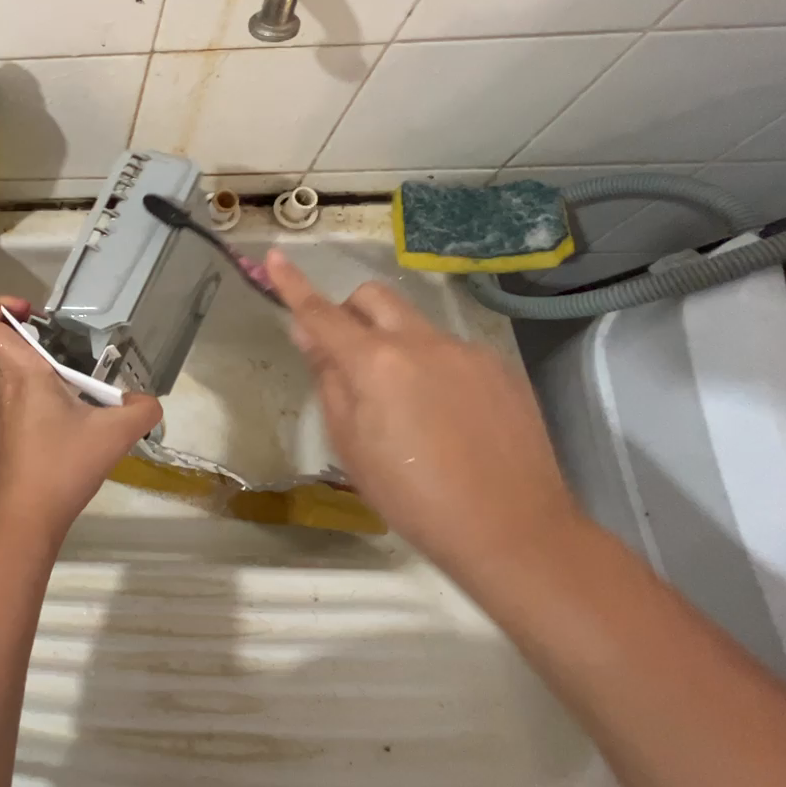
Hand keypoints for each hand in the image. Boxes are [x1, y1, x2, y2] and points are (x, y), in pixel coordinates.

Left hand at [0, 297, 162, 545]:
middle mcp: (3, 385)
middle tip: (66, 342)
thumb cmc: (61, 466)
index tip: (33, 313)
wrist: (25, 517)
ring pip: (11, 371)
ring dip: (39, 365)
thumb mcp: (114, 435)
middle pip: (0, 343)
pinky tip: (74, 414)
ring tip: (79, 378)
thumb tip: (148, 402)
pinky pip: (18, 396)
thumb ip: (140, 411)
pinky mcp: (5, 432)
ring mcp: (0, 410)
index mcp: (21, 373)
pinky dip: (40, 393)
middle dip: (30, 333)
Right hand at [264, 251, 583, 569]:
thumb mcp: (349, 443)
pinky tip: (444, 416)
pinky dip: (431, 367)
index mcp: (376, 364)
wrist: (513, 530)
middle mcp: (422, 344)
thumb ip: (328, 380)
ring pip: (414, 325)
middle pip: (374, 298)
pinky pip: (450, 351)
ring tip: (403, 403)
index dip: (293, 285)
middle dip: (350, 312)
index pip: (322, 313)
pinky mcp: (500, 370)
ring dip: (393, 343)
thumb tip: (310, 335)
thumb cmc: (411, 495)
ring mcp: (468, 353)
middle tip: (345, 355)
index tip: (273, 256)